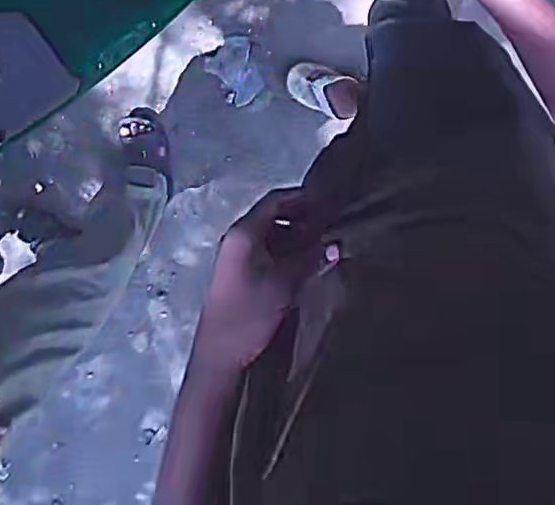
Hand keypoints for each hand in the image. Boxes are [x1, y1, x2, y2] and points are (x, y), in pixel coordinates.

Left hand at [192, 188, 324, 372]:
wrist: (219, 357)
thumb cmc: (249, 315)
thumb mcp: (285, 284)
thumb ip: (310, 259)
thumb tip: (336, 243)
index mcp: (243, 232)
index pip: (274, 201)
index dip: (300, 198)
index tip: (325, 201)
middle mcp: (237, 237)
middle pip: (271, 215)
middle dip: (300, 217)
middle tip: (327, 223)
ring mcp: (235, 255)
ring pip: (269, 233)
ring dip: (294, 235)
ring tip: (320, 243)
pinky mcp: (238, 272)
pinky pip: (264, 249)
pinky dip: (284, 249)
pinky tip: (303, 261)